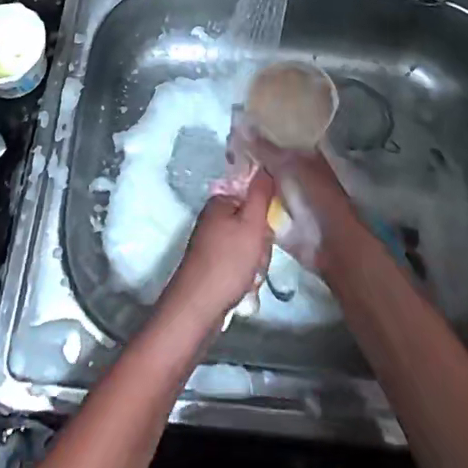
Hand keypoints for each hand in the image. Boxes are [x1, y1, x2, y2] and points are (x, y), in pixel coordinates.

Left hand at [161, 172, 277, 321]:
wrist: (200, 301)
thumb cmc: (228, 260)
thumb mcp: (251, 224)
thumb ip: (259, 195)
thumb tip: (265, 166)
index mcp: (219, 202)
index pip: (254, 199)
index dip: (265, 217)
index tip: (266, 232)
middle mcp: (213, 217)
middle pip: (253, 224)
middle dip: (261, 244)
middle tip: (256, 257)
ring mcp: (211, 239)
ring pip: (249, 246)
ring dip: (256, 261)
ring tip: (249, 274)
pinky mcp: (212, 260)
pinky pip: (240, 262)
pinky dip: (246, 274)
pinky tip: (243, 284)